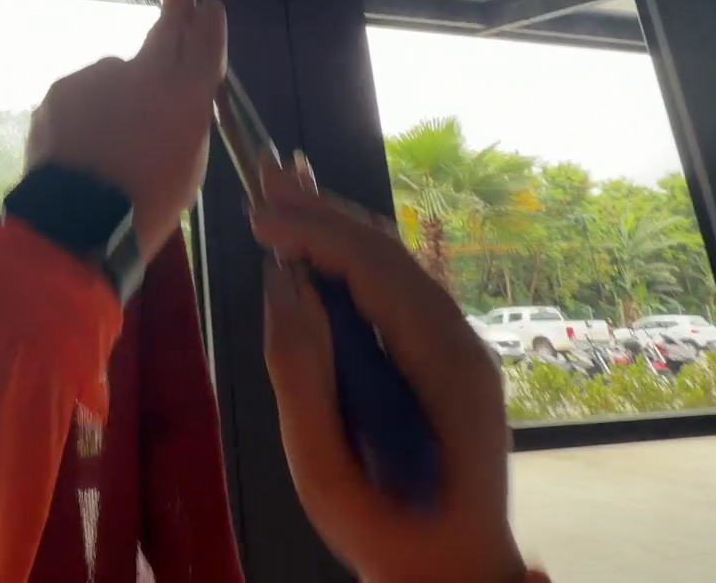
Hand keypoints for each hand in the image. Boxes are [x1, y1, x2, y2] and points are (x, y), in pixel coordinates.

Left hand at [24, 0, 225, 255]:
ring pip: (113, 77)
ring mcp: (98, 76)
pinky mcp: (62, 89)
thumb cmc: (147, 203)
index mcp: (185, 94)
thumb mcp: (187, 162)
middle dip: (175, 12)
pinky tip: (80, 145)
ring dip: (114, 97)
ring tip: (107, 143)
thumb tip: (174, 96)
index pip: (204, 43)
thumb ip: (183, 117)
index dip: (207, 22)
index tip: (207, 3)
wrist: (78, 219)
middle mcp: (143, 71)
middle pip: (164, 34)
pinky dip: (84, 113)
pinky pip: (81, 96)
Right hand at [254, 160, 524, 582]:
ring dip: (334, 220)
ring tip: (283, 189)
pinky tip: (318, 230)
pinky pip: (392, 279)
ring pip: (392, 257)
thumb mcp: (323, 469)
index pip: (373, 270)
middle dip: (321, 209)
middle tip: (265, 173)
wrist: (454, 569)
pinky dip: (348, 247)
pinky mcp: (440, 347)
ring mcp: (455, 342)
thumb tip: (283, 286)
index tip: (257, 218)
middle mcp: (458, 340)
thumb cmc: (384, 529)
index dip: (312, 234)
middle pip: (387, 250)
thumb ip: (300, 375)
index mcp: (441, 368)